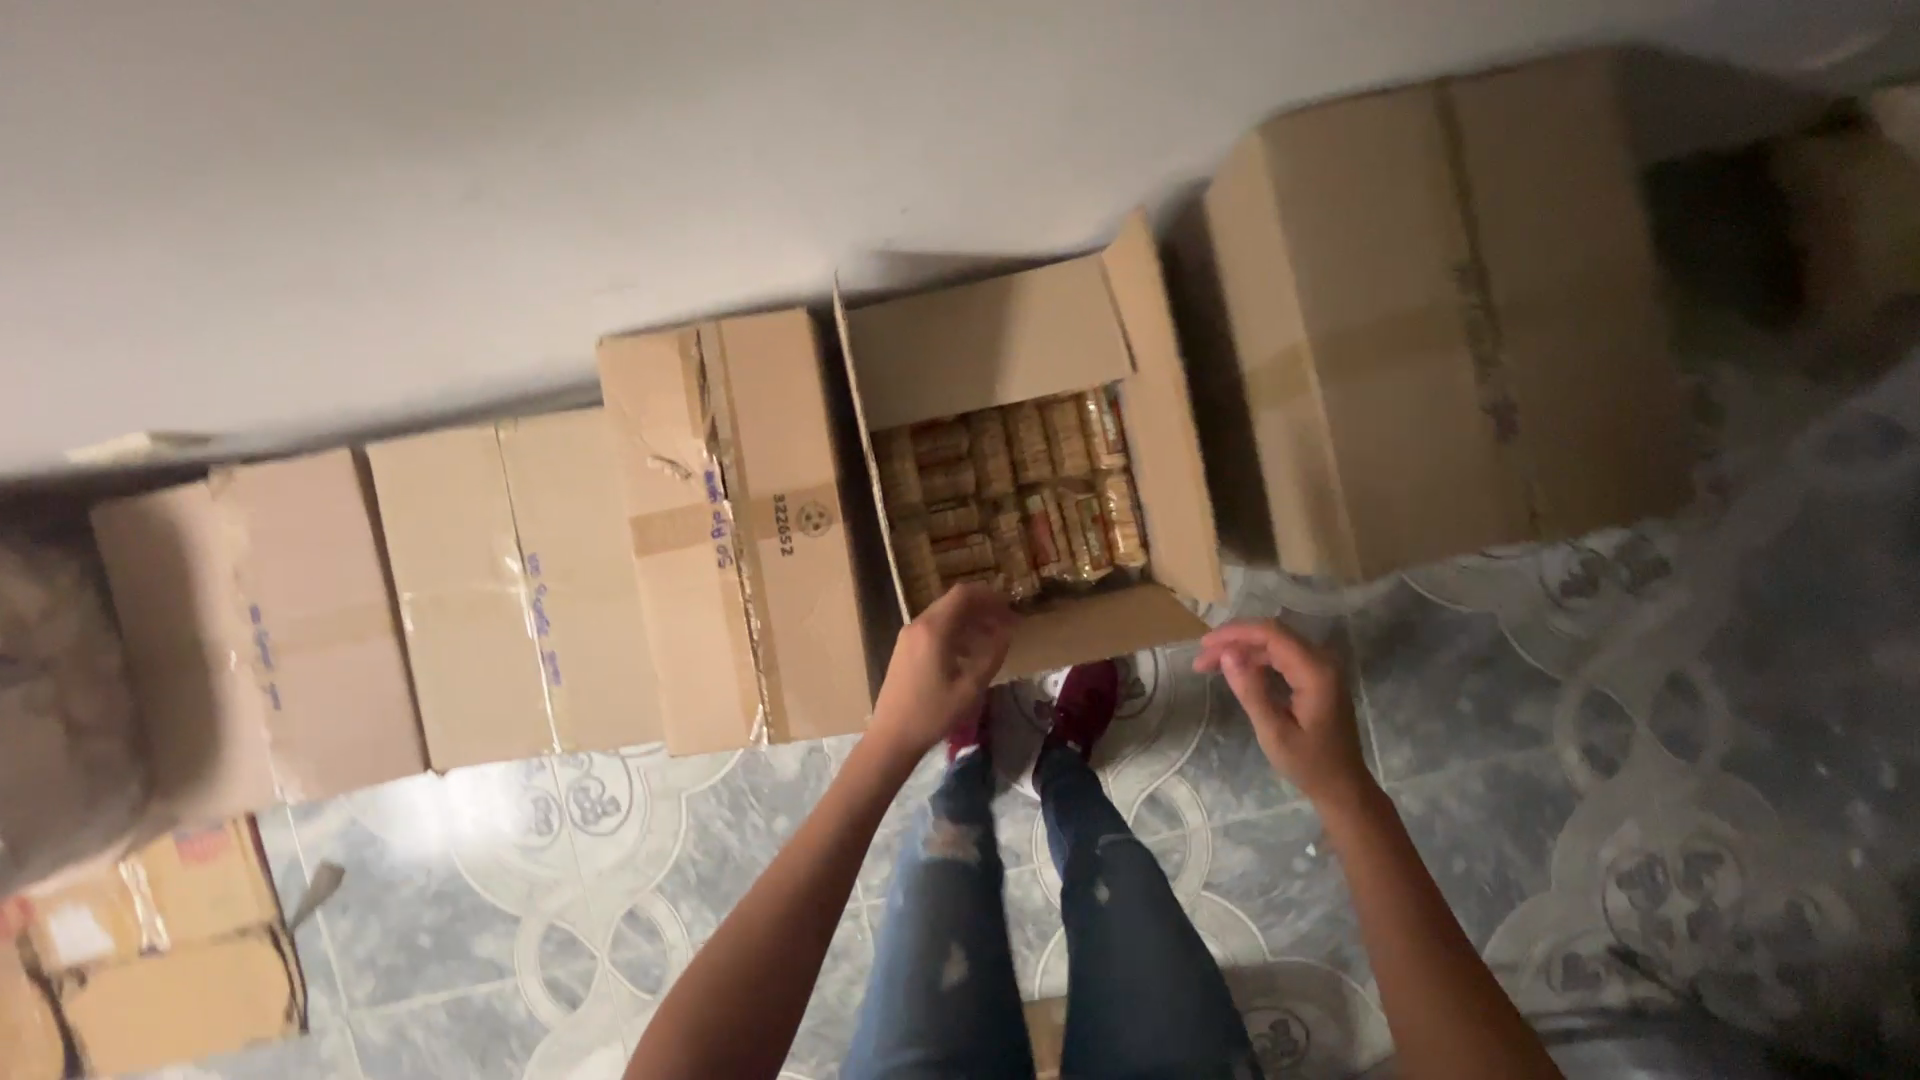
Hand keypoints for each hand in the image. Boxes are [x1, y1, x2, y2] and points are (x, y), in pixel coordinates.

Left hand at [869, 583, 1017, 760]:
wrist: (892, 736)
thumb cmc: (933, 714)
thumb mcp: (971, 688)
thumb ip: (992, 655)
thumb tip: (1007, 632)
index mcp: (934, 630)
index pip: (964, 595)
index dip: (990, 597)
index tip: (1010, 609)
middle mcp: (918, 625)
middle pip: (953, 602)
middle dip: (982, 608)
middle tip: (1006, 623)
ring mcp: (908, 636)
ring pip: (944, 616)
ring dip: (970, 621)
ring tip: (993, 639)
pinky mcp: (904, 649)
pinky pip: (933, 630)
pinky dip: (955, 633)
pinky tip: (969, 655)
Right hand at [1194, 619, 1374, 808]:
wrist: (1343, 785)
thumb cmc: (1309, 764)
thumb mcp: (1273, 732)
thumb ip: (1251, 691)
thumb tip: (1227, 654)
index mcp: (1316, 672)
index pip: (1272, 634)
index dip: (1235, 633)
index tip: (1205, 645)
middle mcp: (1322, 661)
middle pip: (1272, 634)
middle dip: (1234, 641)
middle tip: (1202, 658)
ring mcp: (1321, 667)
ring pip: (1275, 643)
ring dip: (1242, 649)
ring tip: (1210, 665)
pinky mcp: (1316, 676)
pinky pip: (1282, 656)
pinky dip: (1256, 659)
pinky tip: (1236, 670)